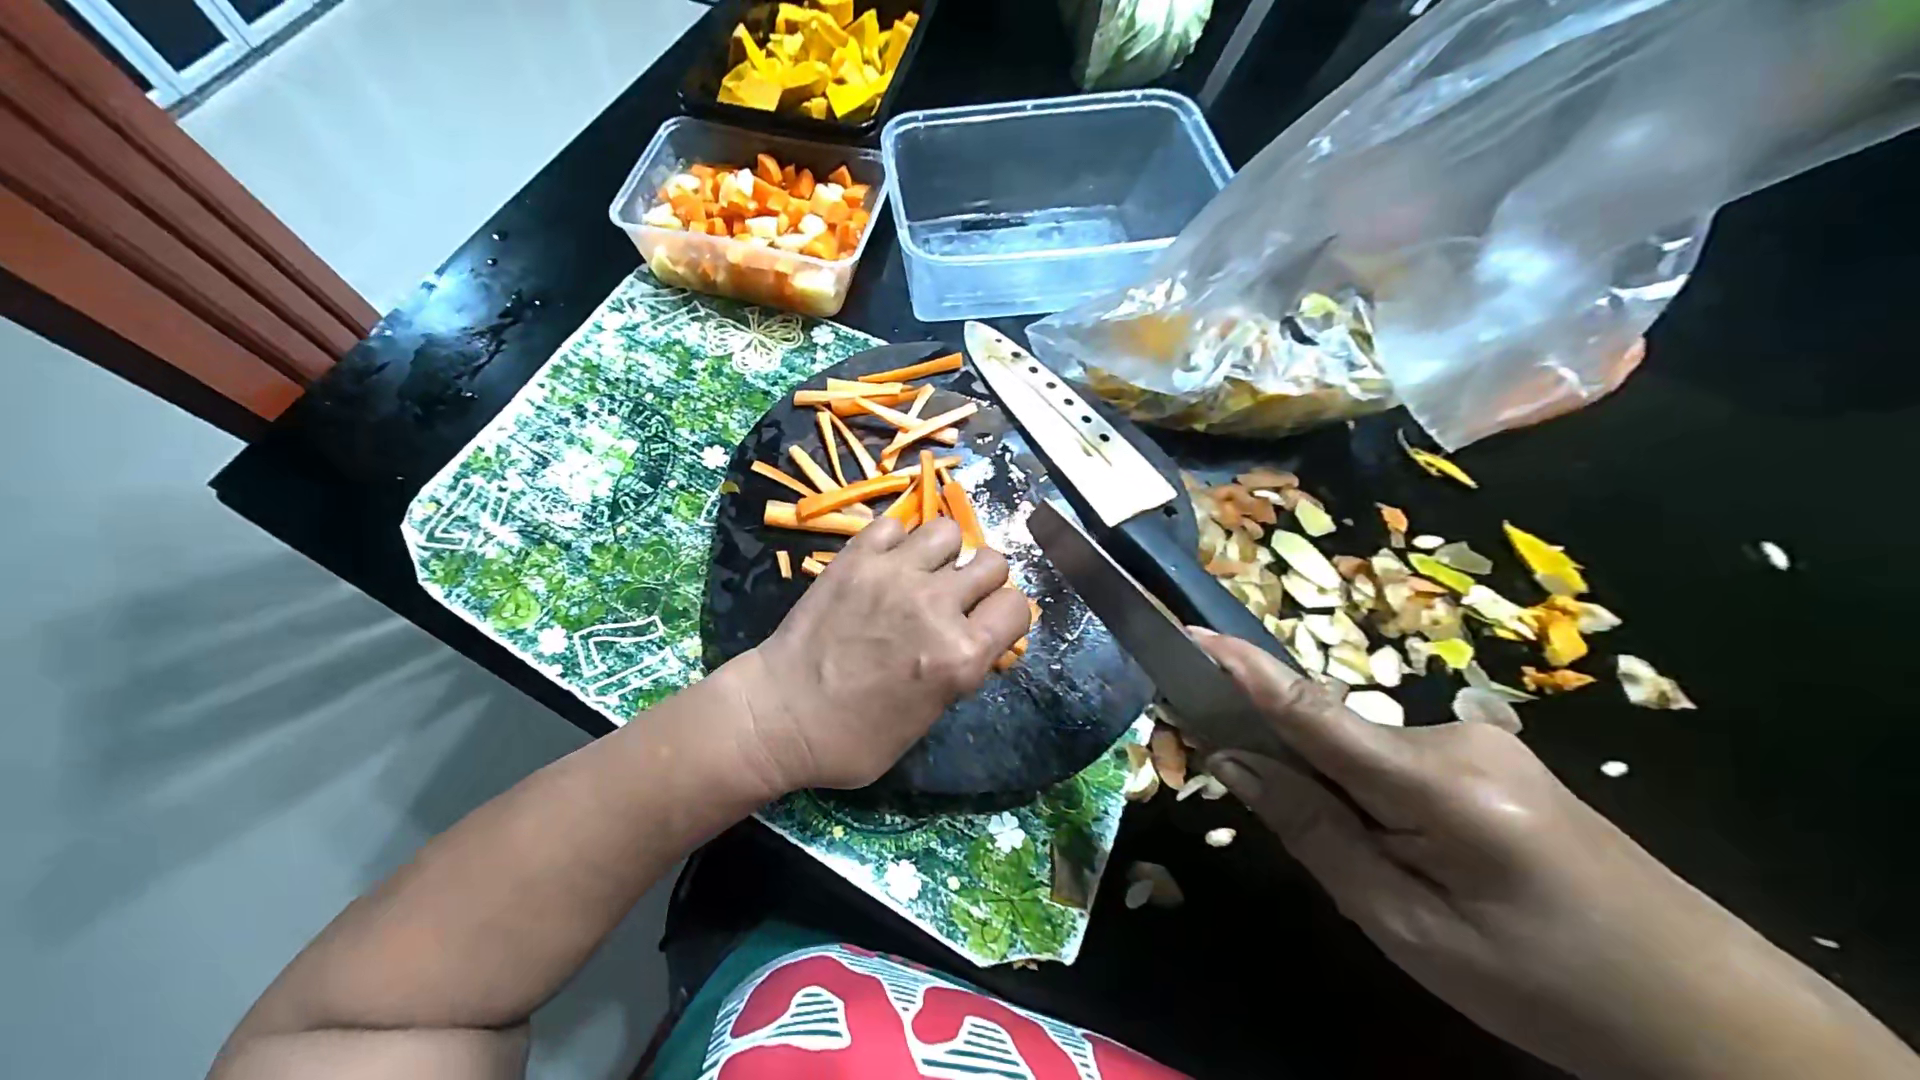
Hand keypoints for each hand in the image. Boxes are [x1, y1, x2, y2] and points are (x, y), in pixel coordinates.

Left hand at [729, 517, 1031, 792]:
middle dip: (981, 581)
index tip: (987, 624)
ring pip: (948, 531)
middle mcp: (936, 606)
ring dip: (942, 553)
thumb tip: (973, 635)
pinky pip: (895, 526)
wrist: (780, 717)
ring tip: (921, 573)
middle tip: (956, 598)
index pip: (1017, 608)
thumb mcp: (929, 718)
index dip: (1005, 616)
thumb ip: (960, 668)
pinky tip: (884, 566)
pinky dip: (895, 542)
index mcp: (961, 655)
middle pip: (992, 562)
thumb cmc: (855, 738)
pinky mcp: (856, 558)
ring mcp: (895, 574)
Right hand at [1194, 631, 1919, 1079]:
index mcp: (1440, 785)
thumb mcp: (1407, 925)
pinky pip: (1397, 758)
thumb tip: (1236, 761)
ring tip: (1382, 875)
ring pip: (1364, 750)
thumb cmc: (1544, 985)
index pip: (1313, 712)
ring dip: (1337, 789)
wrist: (1713, 1015)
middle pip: (1333, 733)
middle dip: (1291, 765)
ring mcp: (1485, 742)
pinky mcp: (1496, 756)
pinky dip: (1371, 790)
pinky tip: (1410, 856)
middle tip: (1298, 836)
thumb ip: (1314, 832)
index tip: (1190, 638)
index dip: (1244, 672)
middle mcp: (1459, 739)